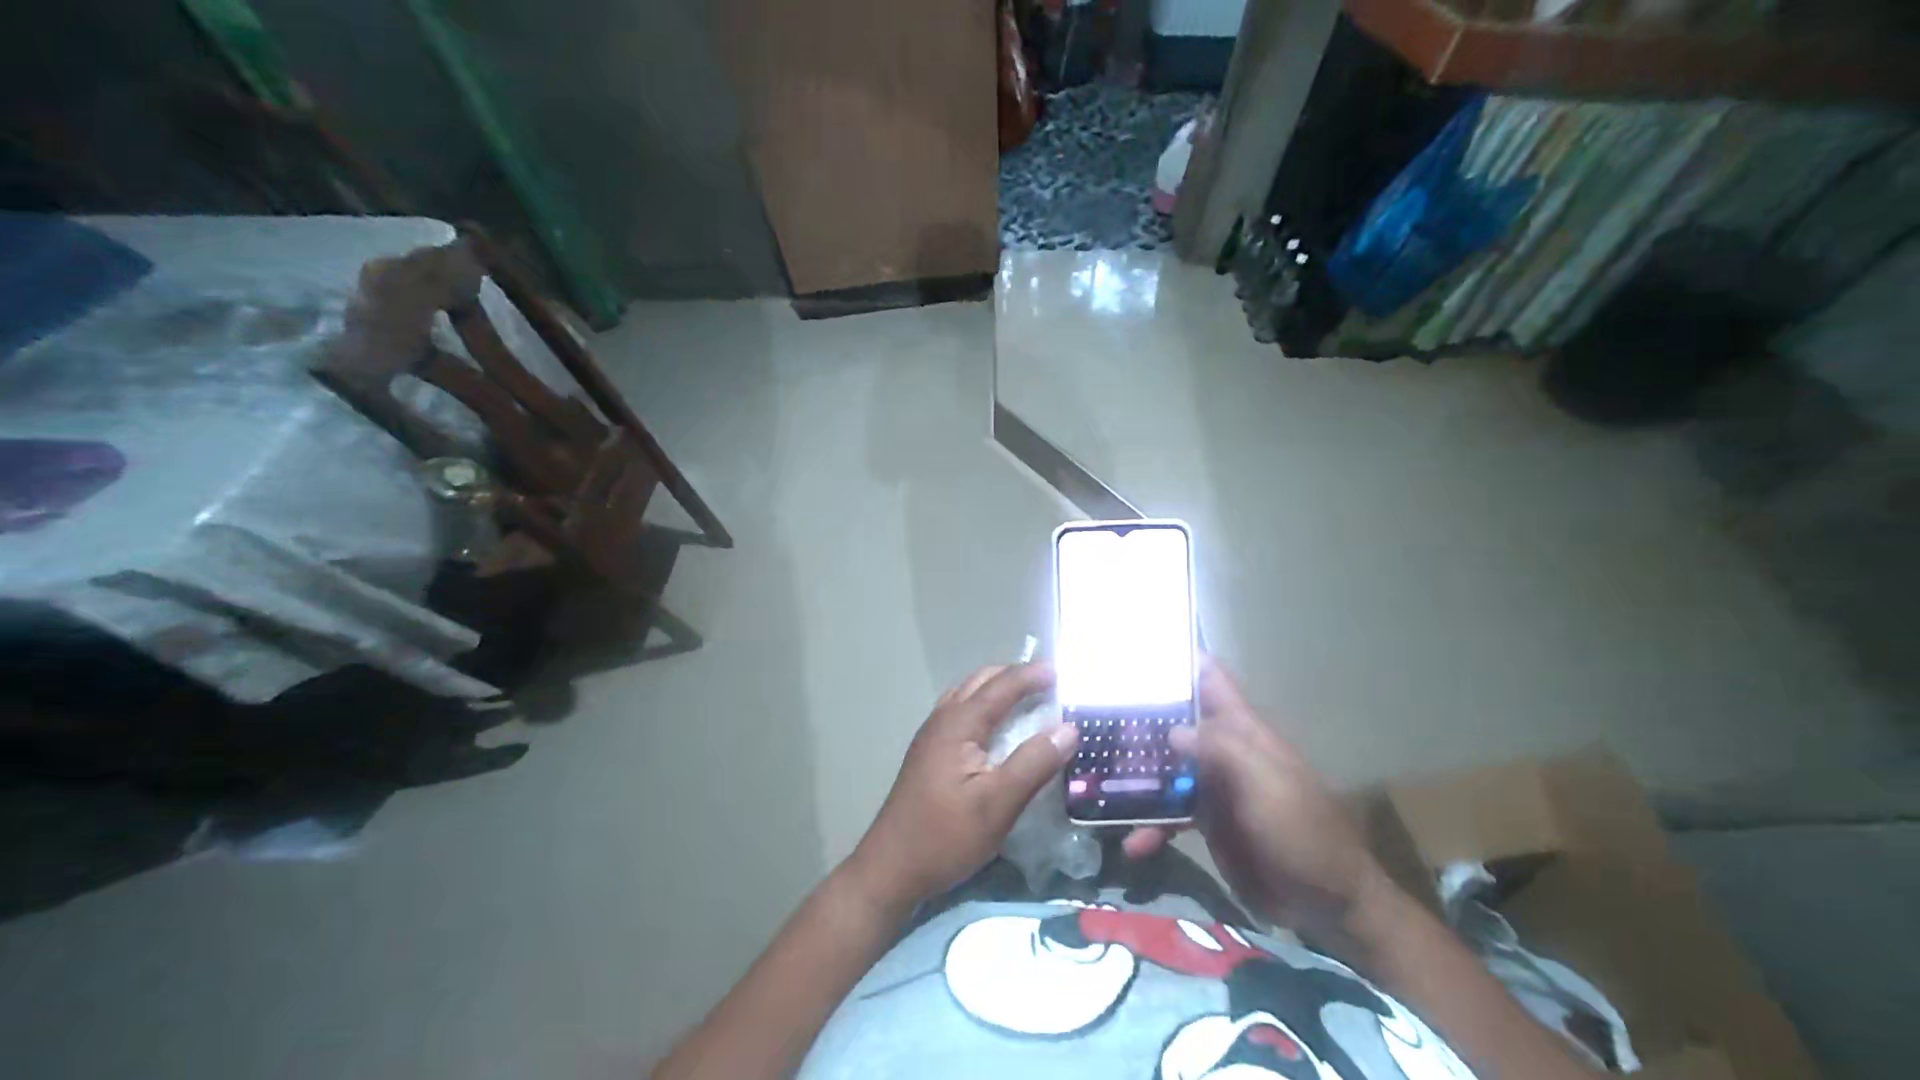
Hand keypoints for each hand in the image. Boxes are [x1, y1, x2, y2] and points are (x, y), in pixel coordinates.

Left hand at [845, 662, 1077, 909]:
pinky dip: (983, 707)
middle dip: (1014, 676)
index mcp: (959, 723)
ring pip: (967, 696)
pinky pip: (960, 714)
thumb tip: (1068, 728)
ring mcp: (931, 737)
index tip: (1062, 671)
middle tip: (1048, 682)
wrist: (890, 868)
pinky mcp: (929, 755)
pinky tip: (996, 729)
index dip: (1031, 675)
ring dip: (997, 689)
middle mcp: (942, 720)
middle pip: (981, 683)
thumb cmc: (946, 836)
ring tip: (1027, 698)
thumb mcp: (998, 804)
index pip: (1001, 686)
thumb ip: (1034, 763)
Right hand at [1124, 659, 1391, 937]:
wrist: (1327, 903)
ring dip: (1134, 778)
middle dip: (1137, 720)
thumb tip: (1171, 729)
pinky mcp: (1206, 822)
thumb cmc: (1301, 831)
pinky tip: (1131, 844)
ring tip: (1097, 788)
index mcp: (1242, 730)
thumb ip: (1220, 748)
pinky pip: (1167, 815)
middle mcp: (1223, 750)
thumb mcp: (1265, 783)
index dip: (1178, 660)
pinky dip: (1148, 827)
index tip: (1134, 651)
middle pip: (1174, 722)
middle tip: (1089, 717)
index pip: (1210, 679)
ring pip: (1164, 769)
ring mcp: (1213, 786)